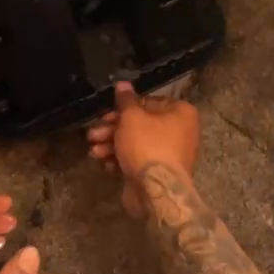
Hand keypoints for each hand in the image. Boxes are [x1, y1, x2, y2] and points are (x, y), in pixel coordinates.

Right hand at [86, 81, 200, 215]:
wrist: (156, 190)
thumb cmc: (146, 146)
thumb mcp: (131, 118)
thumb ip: (125, 100)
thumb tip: (123, 83)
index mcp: (180, 113)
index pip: (148, 102)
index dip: (124, 108)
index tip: (106, 114)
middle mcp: (179, 131)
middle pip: (140, 124)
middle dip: (112, 129)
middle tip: (93, 134)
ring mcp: (169, 154)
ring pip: (135, 143)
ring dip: (111, 145)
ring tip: (94, 152)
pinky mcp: (159, 172)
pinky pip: (138, 160)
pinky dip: (121, 160)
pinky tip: (105, 164)